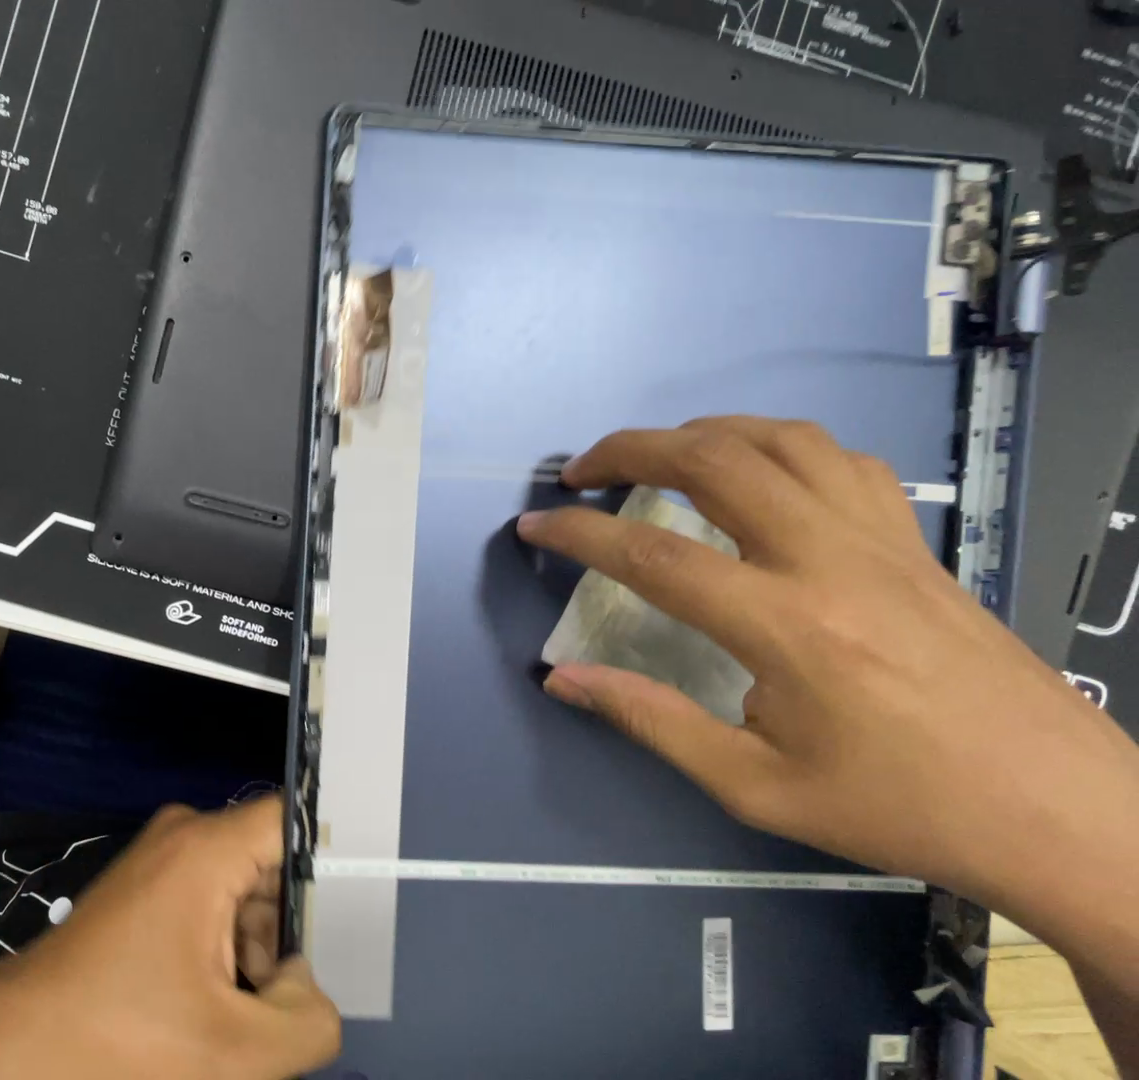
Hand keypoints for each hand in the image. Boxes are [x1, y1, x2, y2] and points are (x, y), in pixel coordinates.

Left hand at [0, 796, 340, 1079]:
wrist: (16, 1043)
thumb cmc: (119, 1039)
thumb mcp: (235, 1050)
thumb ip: (309, 1019)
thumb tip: (310, 988)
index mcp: (207, 849)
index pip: (294, 821)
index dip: (333, 862)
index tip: (357, 914)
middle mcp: (185, 836)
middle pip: (272, 869)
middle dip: (285, 935)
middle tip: (271, 997)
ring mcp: (162, 861)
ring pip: (244, 895)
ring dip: (253, 955)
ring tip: (228, 1013)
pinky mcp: (147, 888)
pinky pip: (212, 906)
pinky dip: (223, 953)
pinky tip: (206, 1004)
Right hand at [515, 417, 1138, 945]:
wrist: (1069, 816)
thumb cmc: (901, 808)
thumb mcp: (756, 787)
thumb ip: (651, 721)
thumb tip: (561, 678)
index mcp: (788, 628)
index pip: (655, 554)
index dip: (580, 533)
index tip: (534, 524)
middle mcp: (832, 562)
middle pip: (717, 463)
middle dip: (631, 449)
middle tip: (580, 471)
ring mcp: (883, 543)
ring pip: (784, 441)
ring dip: (703, 433)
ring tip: (655, 456)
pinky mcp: (917, 545)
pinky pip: (843, 462)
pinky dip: (780, 448)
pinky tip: (754, 475)